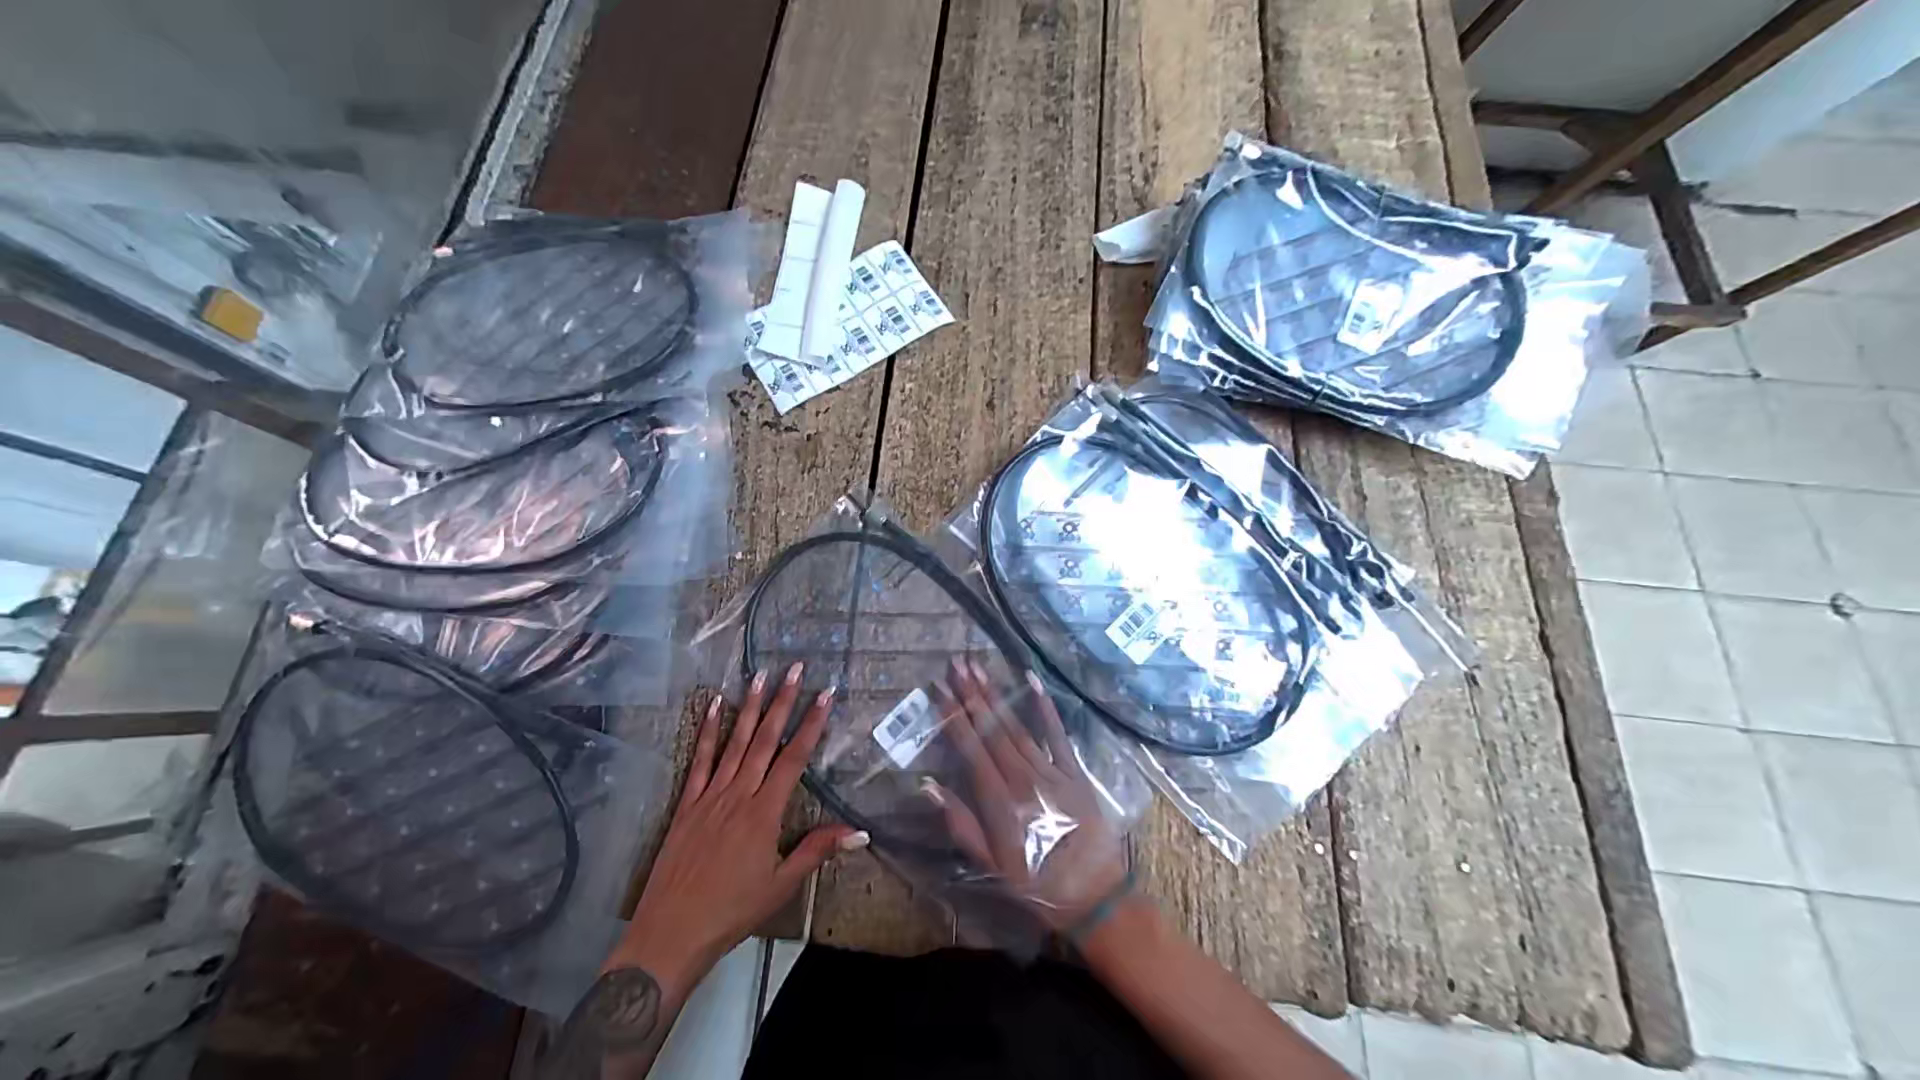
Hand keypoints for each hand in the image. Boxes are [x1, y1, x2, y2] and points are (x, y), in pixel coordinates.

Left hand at [606, 662, 866, 999]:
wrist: (671, 934)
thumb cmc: (732, 912)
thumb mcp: (781, 885)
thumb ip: (817, 851)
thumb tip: (860, 832)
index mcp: (765, 813)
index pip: (794, 758)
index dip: (811, 724)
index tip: (825, 694)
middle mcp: (739, 795)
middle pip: (765, 740)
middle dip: (782, 702)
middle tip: (793, 669)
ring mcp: (709, 797)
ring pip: (734, 743)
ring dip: (749, 707)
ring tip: (759, 675)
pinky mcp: (686, 805)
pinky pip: (699, 761)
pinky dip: (706, 732)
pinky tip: (712, 707)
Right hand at [925, 659, 1128, 931]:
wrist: (1096, 897)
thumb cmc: (1039, 885)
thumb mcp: (992, 866)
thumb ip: (960, 823)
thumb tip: (927, 785)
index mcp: (1000, 802)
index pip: (971, 749)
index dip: (953, 718)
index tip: (938, 690)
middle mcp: (1023, 778)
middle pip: (992, 730)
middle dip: (972, 695)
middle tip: (956, 664)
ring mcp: (1052, 771)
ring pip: (1017, 726)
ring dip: (996, 696)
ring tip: (978, 668)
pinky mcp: (1074, 771)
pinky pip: (1057, 733)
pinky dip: (1044, 706)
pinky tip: (1031, 681)